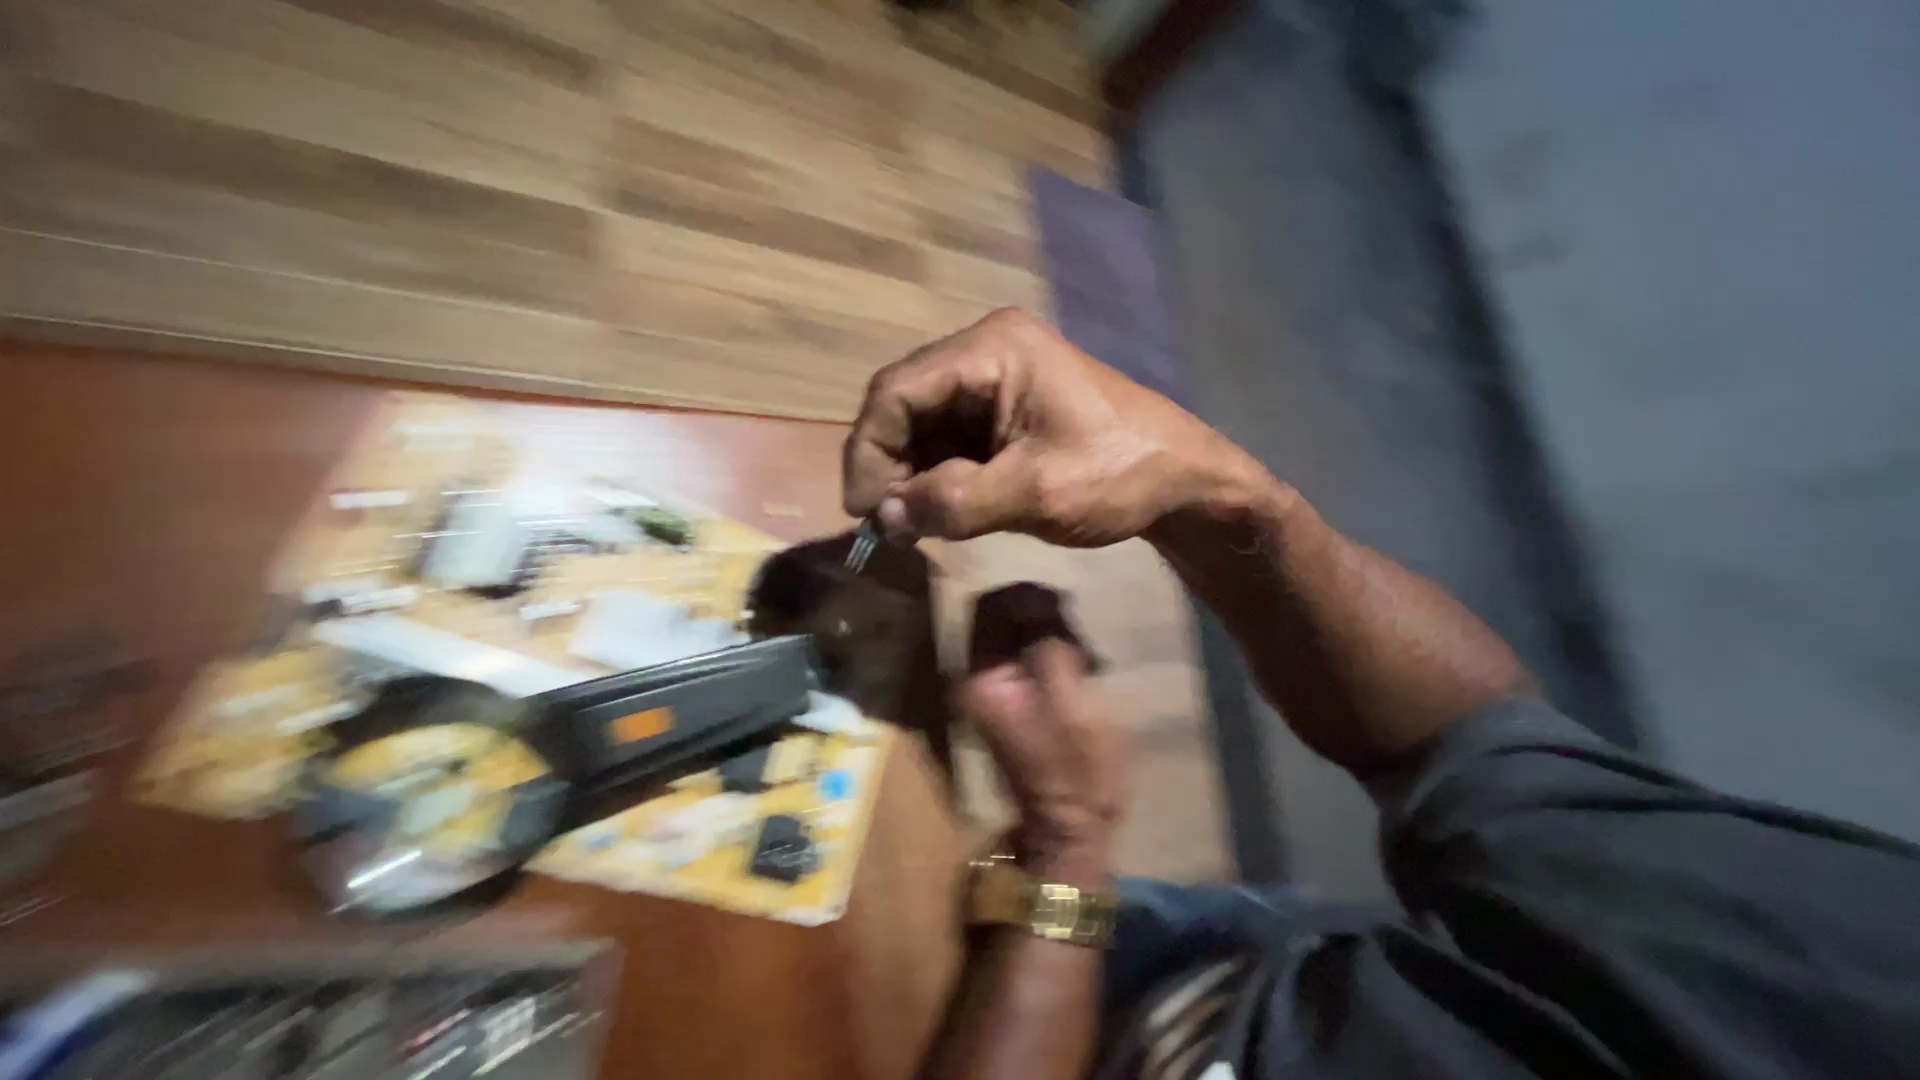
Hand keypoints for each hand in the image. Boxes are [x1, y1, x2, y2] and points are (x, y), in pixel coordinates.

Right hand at [843, 309, 1256, 545]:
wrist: (1184, 479)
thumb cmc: (1119, 474)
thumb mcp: (1035, 492)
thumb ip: (953, 502)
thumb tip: (884, 519)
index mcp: (992, 349)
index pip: (896, 390)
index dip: (868, 451)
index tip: (866, 512)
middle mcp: (985, 351)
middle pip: (904, 404)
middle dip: (887, 465)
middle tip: (887, 526)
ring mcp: (995, 379)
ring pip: (922, 424)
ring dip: (909, 475)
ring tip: (912, 526)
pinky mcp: (1004, 409)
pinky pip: (949, 438)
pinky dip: (935, 476)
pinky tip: (937, 512)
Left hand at [955, 584, 1124, 883]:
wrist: (1072, 826)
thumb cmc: (1076, 767)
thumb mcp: (1070, 700)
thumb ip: (1048, 642)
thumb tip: (1035, 593)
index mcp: (980, 676)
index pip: (991, 606)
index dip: (1029, 597)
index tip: (1068, 611)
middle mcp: (974, 677)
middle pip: (1002, 617)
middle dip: (1042, 616)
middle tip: (1080, 639)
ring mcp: (990, 690)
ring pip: (1016, 634)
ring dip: (1050, 634)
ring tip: (1084, 657)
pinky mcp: (1009, 701)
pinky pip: (1025, 656)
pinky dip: (1051, 653)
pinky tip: (1079, 671)